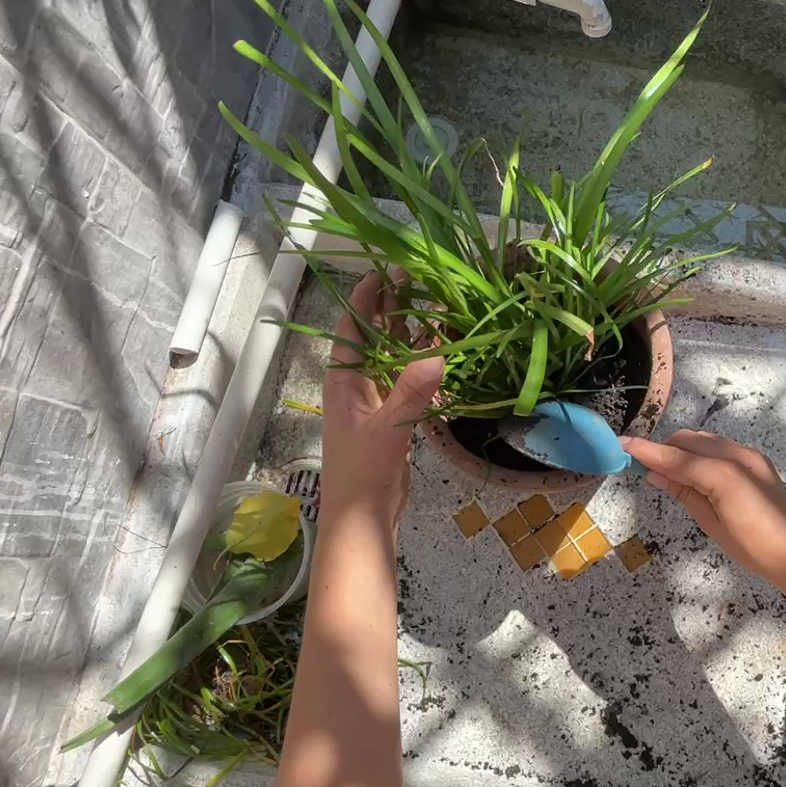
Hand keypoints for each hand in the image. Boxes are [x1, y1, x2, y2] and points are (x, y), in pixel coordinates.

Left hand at [320, 273, 443, 526]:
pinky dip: (422, 366)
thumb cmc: (363, 471)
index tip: (385, 270)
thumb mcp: (388, 429)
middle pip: (374, 337)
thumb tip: (438, 355)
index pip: (352, 328)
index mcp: (344, 382)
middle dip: (391, 309)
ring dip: (410, 335)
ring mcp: (375, 402)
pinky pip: (407, 382)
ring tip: (433, 307)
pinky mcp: (392, 419)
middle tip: (415, 280)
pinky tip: (441, 354)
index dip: (366, 298)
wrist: (363, 516)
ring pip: (392, 358)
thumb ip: (411, 393)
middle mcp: (357, 386)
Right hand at [622, 430, 785, 586]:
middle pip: (688, 441)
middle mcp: (737, 456)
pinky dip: (701, 453)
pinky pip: (720, 446)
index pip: (676, 458)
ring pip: (703, 440)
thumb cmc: (752, 548)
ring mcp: (749, 455)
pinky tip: (694, 472)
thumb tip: (654, 474)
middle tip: (642, 466)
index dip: (647, 451)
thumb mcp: (710, 523)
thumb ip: (683, 492)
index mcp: (723, 475)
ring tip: (666, 471)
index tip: (621, 443)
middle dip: (663, 449)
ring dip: (682, 449)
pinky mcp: (755, 459)